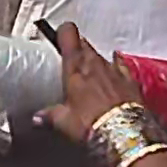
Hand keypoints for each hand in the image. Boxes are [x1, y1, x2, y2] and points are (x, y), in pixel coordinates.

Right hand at [38, 22, 142, 142]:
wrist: (126, 134)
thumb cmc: (90, 124)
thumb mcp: (64, 122)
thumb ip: (50, 116)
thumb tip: (36, 118)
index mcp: (75, 67)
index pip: (68, 34)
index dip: (63, 32)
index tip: (59, 37)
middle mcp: (94, 62)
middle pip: (84, 44)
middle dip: (78, 49)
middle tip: (72, 62)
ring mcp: (114, 68)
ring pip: (101, 55)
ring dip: (95, 60)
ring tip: (91, 74)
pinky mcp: (130, 79)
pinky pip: (121, 65)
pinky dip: (116, 66)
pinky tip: (115, 71)